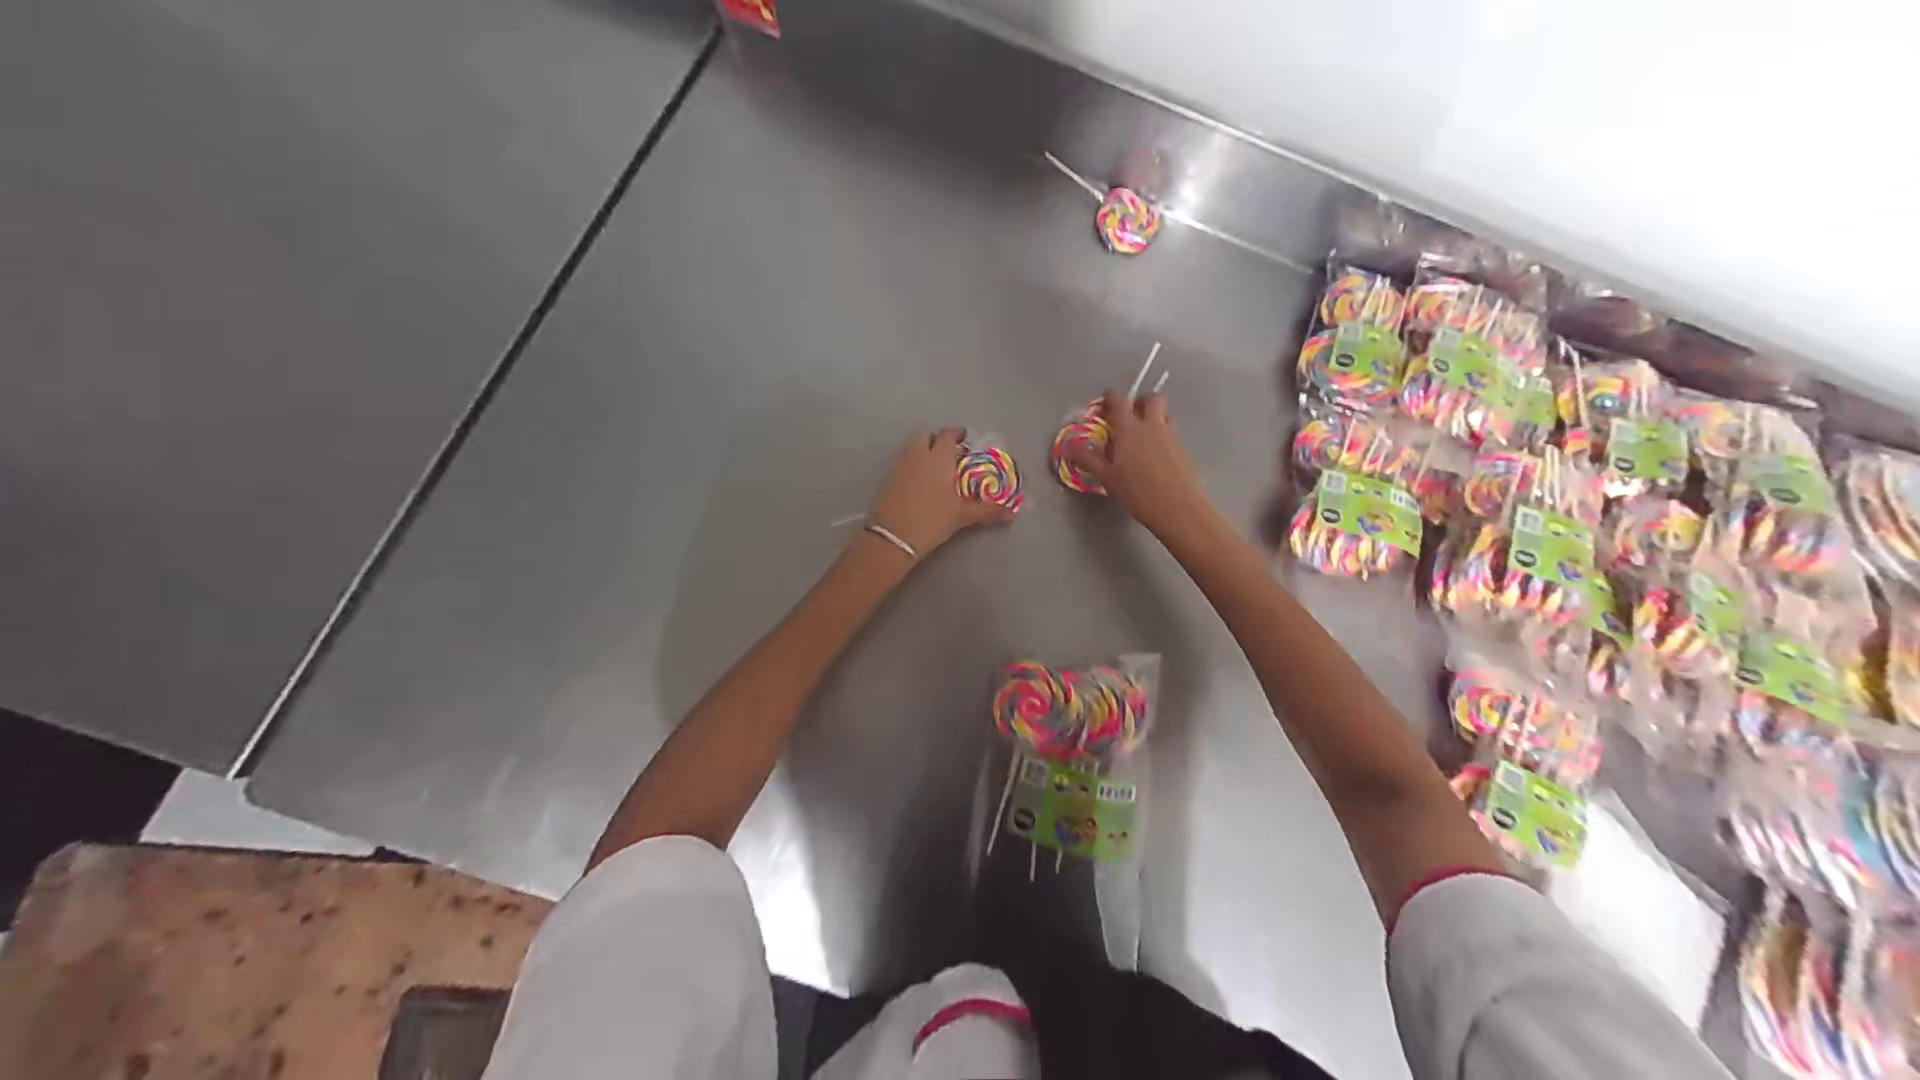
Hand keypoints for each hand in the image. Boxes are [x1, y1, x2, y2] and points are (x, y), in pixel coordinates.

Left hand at [865, 429, 1013, 557]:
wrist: (892, 537)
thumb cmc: (932, 520)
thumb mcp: (962, 515)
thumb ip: (987, 510)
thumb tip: (1013, 513)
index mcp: (938, 457)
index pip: (948, 435)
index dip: (957, 434)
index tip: (965, 440)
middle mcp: (917, 454)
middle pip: (925, 435)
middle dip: (936, 440)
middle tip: (949, 453)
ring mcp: (899, 465)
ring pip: (911, 447)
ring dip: (922, 450)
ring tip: (935, 468)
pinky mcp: (887, 478)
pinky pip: (902, 461)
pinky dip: (911, 464)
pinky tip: (919, 482)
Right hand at [1065, 390, 1211, 534]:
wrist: (1178, 508)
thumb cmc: (1137, 493)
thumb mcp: (1107, 478)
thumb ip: (1088, 459)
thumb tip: (1069, 449)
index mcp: (1129, 430)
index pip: (1119, 402)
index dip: (1110, 398)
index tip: (1104, 404)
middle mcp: (1152, 427)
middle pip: (1151, 399)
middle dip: (1140, 401)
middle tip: (1129, 415)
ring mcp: (1171, 436)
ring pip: (1165, 414)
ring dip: (1154, 417)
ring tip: (1143, 435)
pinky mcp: (1183, 449)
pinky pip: (1172, 432)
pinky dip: (1163, 435)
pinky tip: (1155, 455)